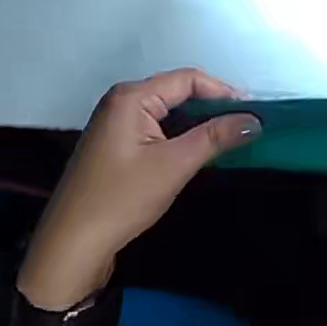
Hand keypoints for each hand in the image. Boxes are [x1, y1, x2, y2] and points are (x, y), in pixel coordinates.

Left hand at [18, 69, 260, 309]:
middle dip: (213, 106)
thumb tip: (255, 120)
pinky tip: (199, 148)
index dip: (223, 92)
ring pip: (169, 110)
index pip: (188, 79)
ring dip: (199, 121)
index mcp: (132, 97)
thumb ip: (215, 137)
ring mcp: (116, 122)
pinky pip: (157, 126)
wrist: (72, 246)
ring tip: (230, 136)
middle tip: (246, 124)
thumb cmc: (122, 198)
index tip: (254, 112)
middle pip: (178, 91)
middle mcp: (122, 101)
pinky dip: (181, 134)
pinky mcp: (116, 143)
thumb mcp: (174, 165)